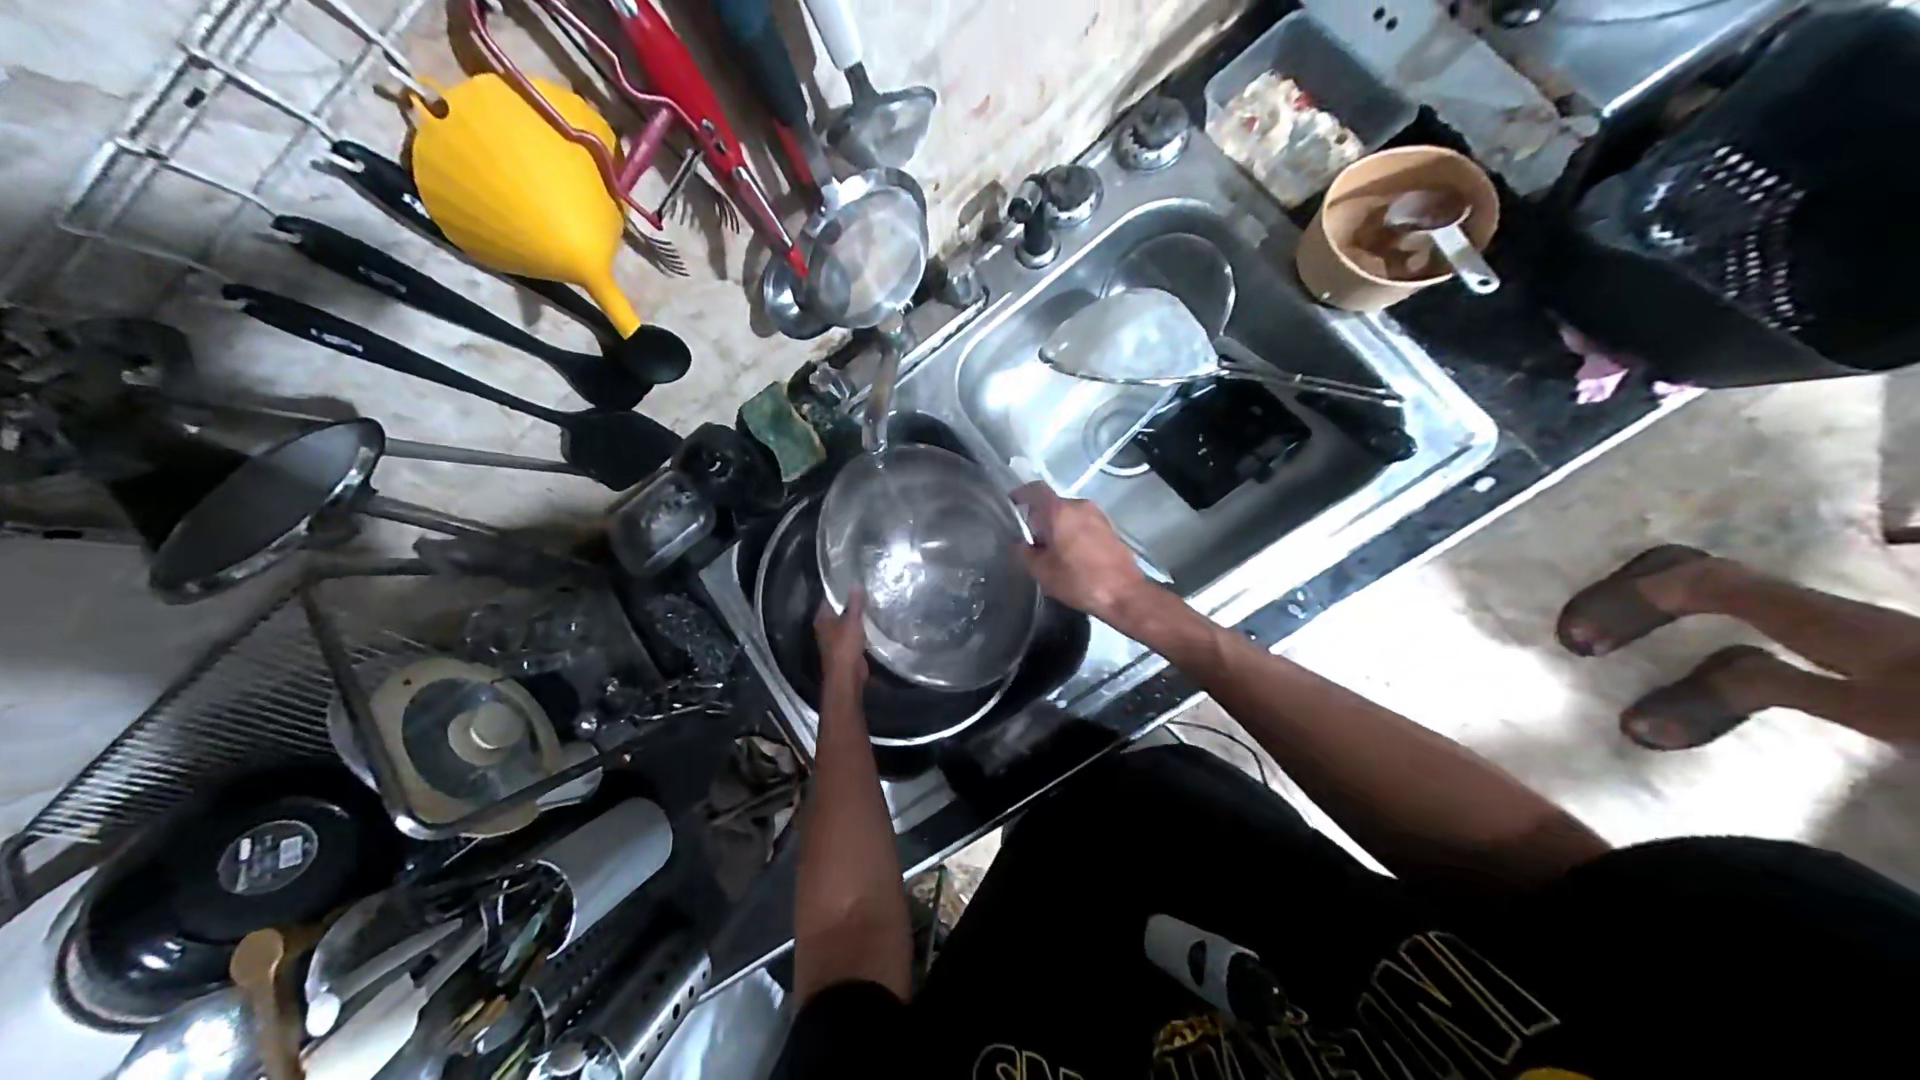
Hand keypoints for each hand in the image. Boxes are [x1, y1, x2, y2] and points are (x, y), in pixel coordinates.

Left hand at [814, 589, 868, 698]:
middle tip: (867, 591)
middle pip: (838, 610)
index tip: (855, 581)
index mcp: (822, 618)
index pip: (829, 598)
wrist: (847, 675)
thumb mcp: (852, 620)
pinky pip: (853, 633)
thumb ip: (855, 602)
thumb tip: (856, 583)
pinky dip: (860, 628)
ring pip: (846, 622)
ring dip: (856, 616)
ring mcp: (835, 638)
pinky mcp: (845, 648)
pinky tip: (872, 622)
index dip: (840, 590)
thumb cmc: (845, 645)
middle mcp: (825, 627)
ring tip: (872, 603)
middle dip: (850, 603)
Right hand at [1011, 482, 1151, 623]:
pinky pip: (1083, 523)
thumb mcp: (1042, 572)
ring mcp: (1098, 515)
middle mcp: (1080, 506)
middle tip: (1032, 542)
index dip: (1021, 494)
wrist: (1124, 593)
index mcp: (1060, 511)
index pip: (1036, 490)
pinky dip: (1073, 532)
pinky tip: (1072, 555)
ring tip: (1052, 552)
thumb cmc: (1079, 581)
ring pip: (1069, 514)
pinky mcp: (1110, 528)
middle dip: (1040, 519)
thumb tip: (1022, 544)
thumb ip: (1025, 553)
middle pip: (1053, 504)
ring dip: (1058, 527)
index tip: (1012, 505)